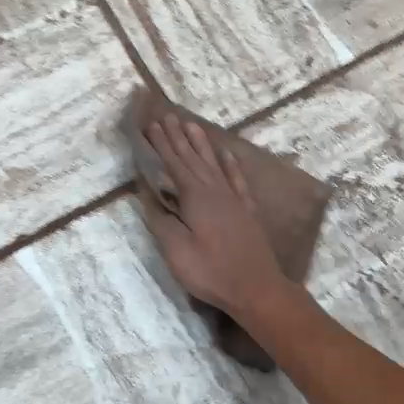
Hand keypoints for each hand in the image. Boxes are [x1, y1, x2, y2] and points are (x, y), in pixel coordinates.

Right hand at [137, 114, 292, 316]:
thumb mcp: (176, 250)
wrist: (256, 287)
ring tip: (192, 124)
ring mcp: (234, 199)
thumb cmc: (211, 272)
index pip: (174, 164)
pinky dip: (231, 164)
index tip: (152, 125)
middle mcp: (215, 190)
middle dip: (178, 137)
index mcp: (196, 197)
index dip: (162, 144)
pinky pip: (237, 179)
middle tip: (167, 115)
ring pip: (214, 163)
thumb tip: (147, 195)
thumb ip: (161, 220)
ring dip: (201, 144)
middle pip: (193, 158)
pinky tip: (227, 154)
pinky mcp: (247, 210)